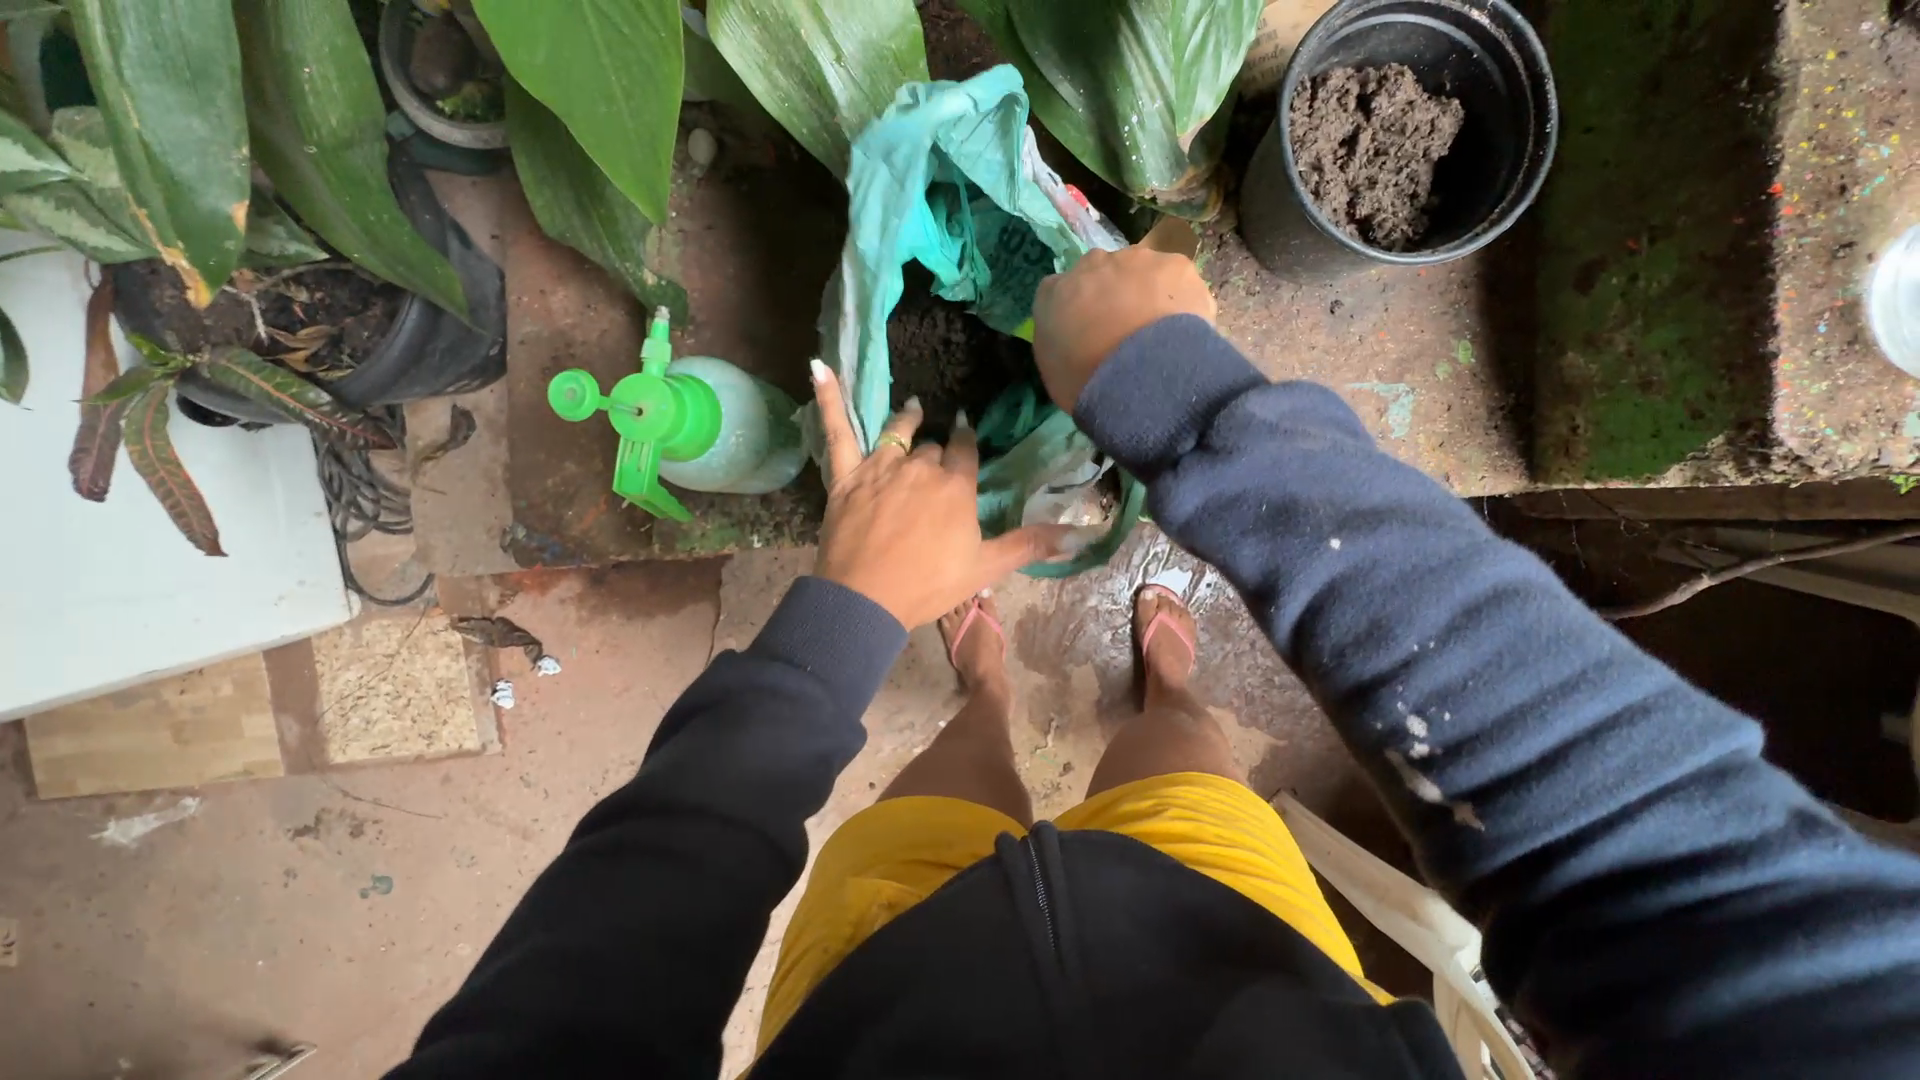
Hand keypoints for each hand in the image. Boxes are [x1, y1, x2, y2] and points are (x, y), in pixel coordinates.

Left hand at [810, 361, 1073, 628]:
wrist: (867, 599)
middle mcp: (921, 467)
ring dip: (905, 421)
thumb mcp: (986, 566)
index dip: (966, 444)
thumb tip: (1081, 534)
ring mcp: (881, 467)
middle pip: (932, 448)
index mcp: (956, 486)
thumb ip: (1030, 544)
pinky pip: (836, 430)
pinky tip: (818, 366)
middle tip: (936, 459)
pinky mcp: (845, 475)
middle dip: (936, 451)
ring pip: (896, 433)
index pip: (965, 452)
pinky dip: (827, 397)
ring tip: (911, 408)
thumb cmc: (929, 585)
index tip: (966, 434)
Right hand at [1030, 246, 1216, 411]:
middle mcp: (1091, 264)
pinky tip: (1183, 328)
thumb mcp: (1053, 368)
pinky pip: (1177, 280)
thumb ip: (1057, 340)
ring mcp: (1135, 259)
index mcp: (1054, 292)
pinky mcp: (1175, 265)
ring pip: (1141, 271)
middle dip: (1113, 296)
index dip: (1078, 310)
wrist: (1138, 375)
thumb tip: (1071, 332)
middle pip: (1103, 274)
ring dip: (1147, 293)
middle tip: (1125, 332)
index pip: (1061, 290)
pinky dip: (1180, 299)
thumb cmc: (1085, 380)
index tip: (1089, 332)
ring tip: (1158, 333)